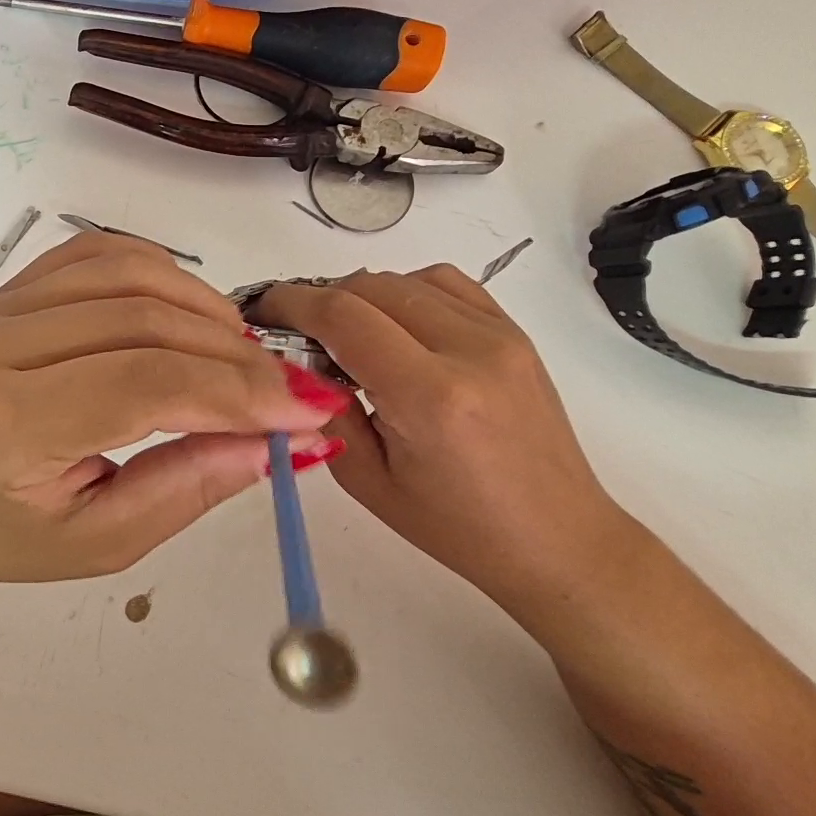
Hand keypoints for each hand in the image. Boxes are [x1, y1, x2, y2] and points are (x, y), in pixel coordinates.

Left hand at [0, 233, 348, 598]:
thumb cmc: (7, 538)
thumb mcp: (103, 540)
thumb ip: (190, 485)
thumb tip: (282, 437)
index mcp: (5, 425)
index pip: (143, 383)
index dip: (237, 390)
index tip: (310, 408)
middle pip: (139, 321)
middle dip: (231, 353)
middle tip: (286, 388)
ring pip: (121, 273)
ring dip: (198, 304)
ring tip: (239, 354)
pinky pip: (90, 256)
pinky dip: (153, 271)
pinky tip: (183, 313)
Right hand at [249, 267, 632, 602]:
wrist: (555, 538)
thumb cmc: (453, 525)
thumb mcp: (364, 479)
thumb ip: (324, 410)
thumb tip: (293, 361)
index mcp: (429, 396)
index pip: (343, 315)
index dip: (290, 303)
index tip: (259, 314)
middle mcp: (470, 351)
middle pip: (370, 286)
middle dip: (319, 300)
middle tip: (293, 333)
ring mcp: (501, 336)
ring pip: (406, 278)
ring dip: (361, 296)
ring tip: (343, 335)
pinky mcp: (516, 334)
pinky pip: (446, 285)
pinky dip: (404, 292)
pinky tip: (392, 328)